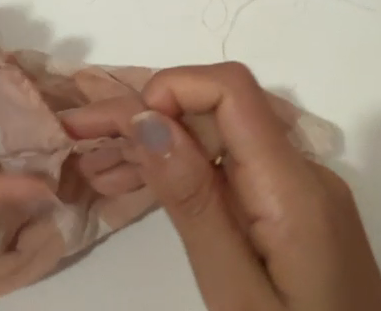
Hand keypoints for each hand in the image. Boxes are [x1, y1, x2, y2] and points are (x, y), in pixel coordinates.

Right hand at [62, 64, 380, 310]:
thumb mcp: (237, 296)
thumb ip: (194, 203)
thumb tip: (146, 116)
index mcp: (294, 188)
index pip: (231, 90)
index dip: (171, 90)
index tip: (125, 131)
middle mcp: (303, 174)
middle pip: (215, 110)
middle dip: (146, 116)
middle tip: (78, 137)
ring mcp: (299, 194)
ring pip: (216, 138)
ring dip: (155, 144)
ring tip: (91, 164)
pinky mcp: (292, 215)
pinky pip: (228, 170)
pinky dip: (180, 173)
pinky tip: (133, 185)